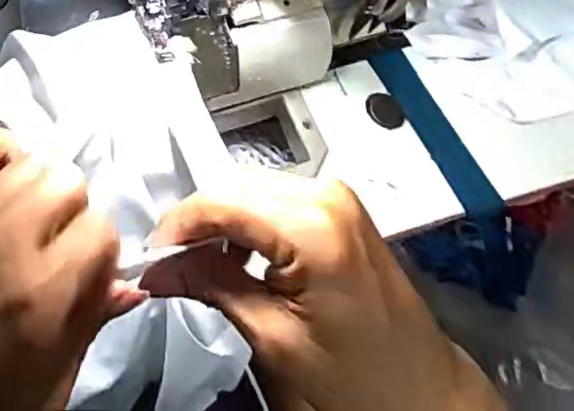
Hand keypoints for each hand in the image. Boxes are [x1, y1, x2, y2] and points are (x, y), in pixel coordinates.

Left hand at [0, 129, 144, 410]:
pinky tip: (4, 182)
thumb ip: (90, 324)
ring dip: (41, 191)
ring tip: (27, 222)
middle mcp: (9, 244)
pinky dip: (2, 152)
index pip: (102, 230)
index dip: (100, 253)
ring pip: (35, 163)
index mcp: (42, 295)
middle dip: (73, 216)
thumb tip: (130, 284)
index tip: (85, 273)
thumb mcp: (46, 389)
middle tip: (53, 249)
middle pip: (71, 184)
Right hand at [141, 170, 502, 410]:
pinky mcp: (336, 203)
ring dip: (221, 220)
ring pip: (253, 187)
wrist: (420, 386)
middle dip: (198, 222)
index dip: (180, 225)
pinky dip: (248, 220)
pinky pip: (275, 196)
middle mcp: (326, 194)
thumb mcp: (276, 341)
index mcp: (315, 226)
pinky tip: (235, 254)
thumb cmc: (361, 378)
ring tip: (197, 264)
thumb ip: (215, 287)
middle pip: (238, 186)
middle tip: (168, 264)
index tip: (153, 256)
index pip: (226, 201)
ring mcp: (334, 194)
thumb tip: (164, 267)